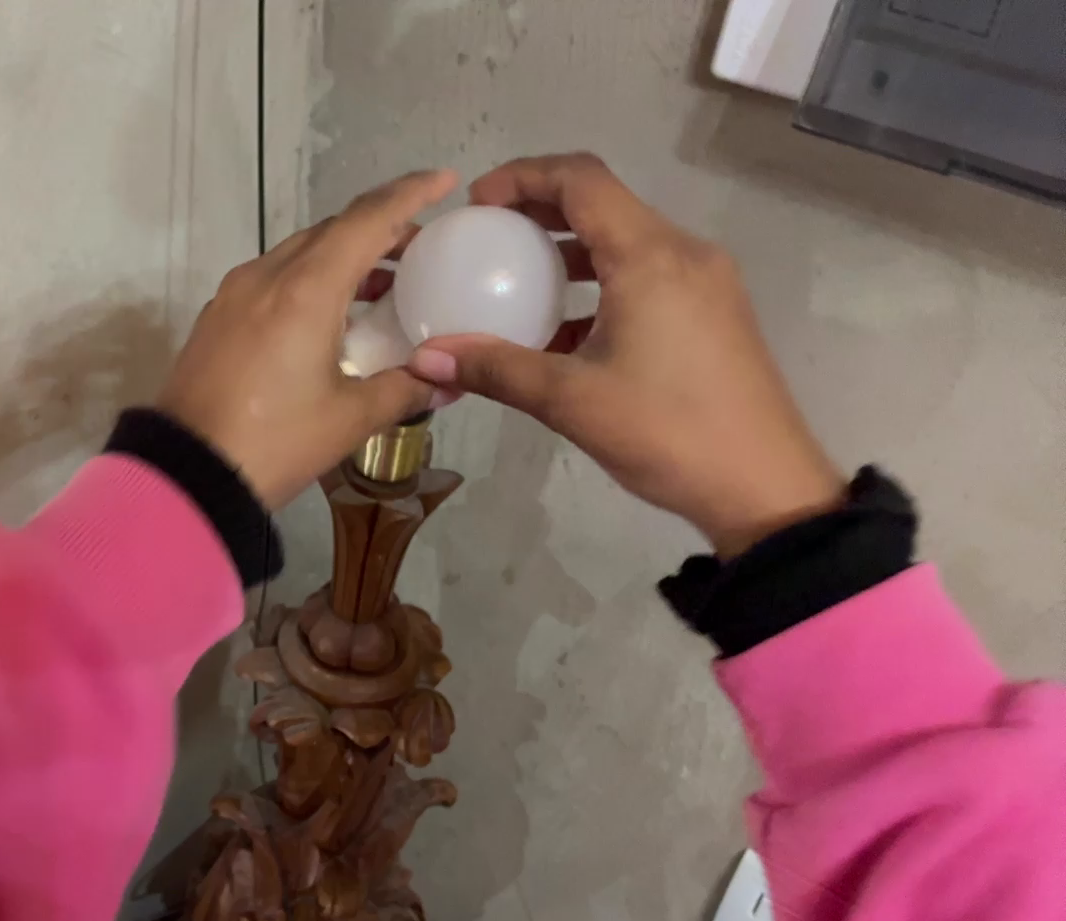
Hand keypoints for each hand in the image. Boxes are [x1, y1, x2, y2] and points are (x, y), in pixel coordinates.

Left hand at [158, 170, 457, 510]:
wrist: (185, 472)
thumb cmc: (273, 443)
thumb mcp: (348, 419)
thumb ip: (404, 389)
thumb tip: (446, 380)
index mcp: (304, 289)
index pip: (366, 220)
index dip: (409, 194)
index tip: (444, 181)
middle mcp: (264, 278)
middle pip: (329, 232)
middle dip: (376, 231)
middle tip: (415, 251)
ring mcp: (231, 297)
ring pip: (294, 256)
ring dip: (337, 260)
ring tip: (376, 289)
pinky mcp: (213, 321)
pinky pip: (267, 282)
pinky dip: (303, 283)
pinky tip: (321, 318)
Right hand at [408, 154, 844, 556]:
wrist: (760, 481)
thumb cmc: (666, 430)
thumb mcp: (568, 399)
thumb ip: (493, 369)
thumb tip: (423, 357)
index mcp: (650, 258)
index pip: (583, 181)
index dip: (524, 177)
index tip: (475, 203)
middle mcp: (680, 254)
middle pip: (601, 204)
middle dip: (536, 210)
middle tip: (480, 238)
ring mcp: (698, 282)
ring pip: (618, 241)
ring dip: (561, 249)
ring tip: (506, 278)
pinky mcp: (702, 312)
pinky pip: (635, 276)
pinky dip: (587, 285)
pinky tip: (551, 327)